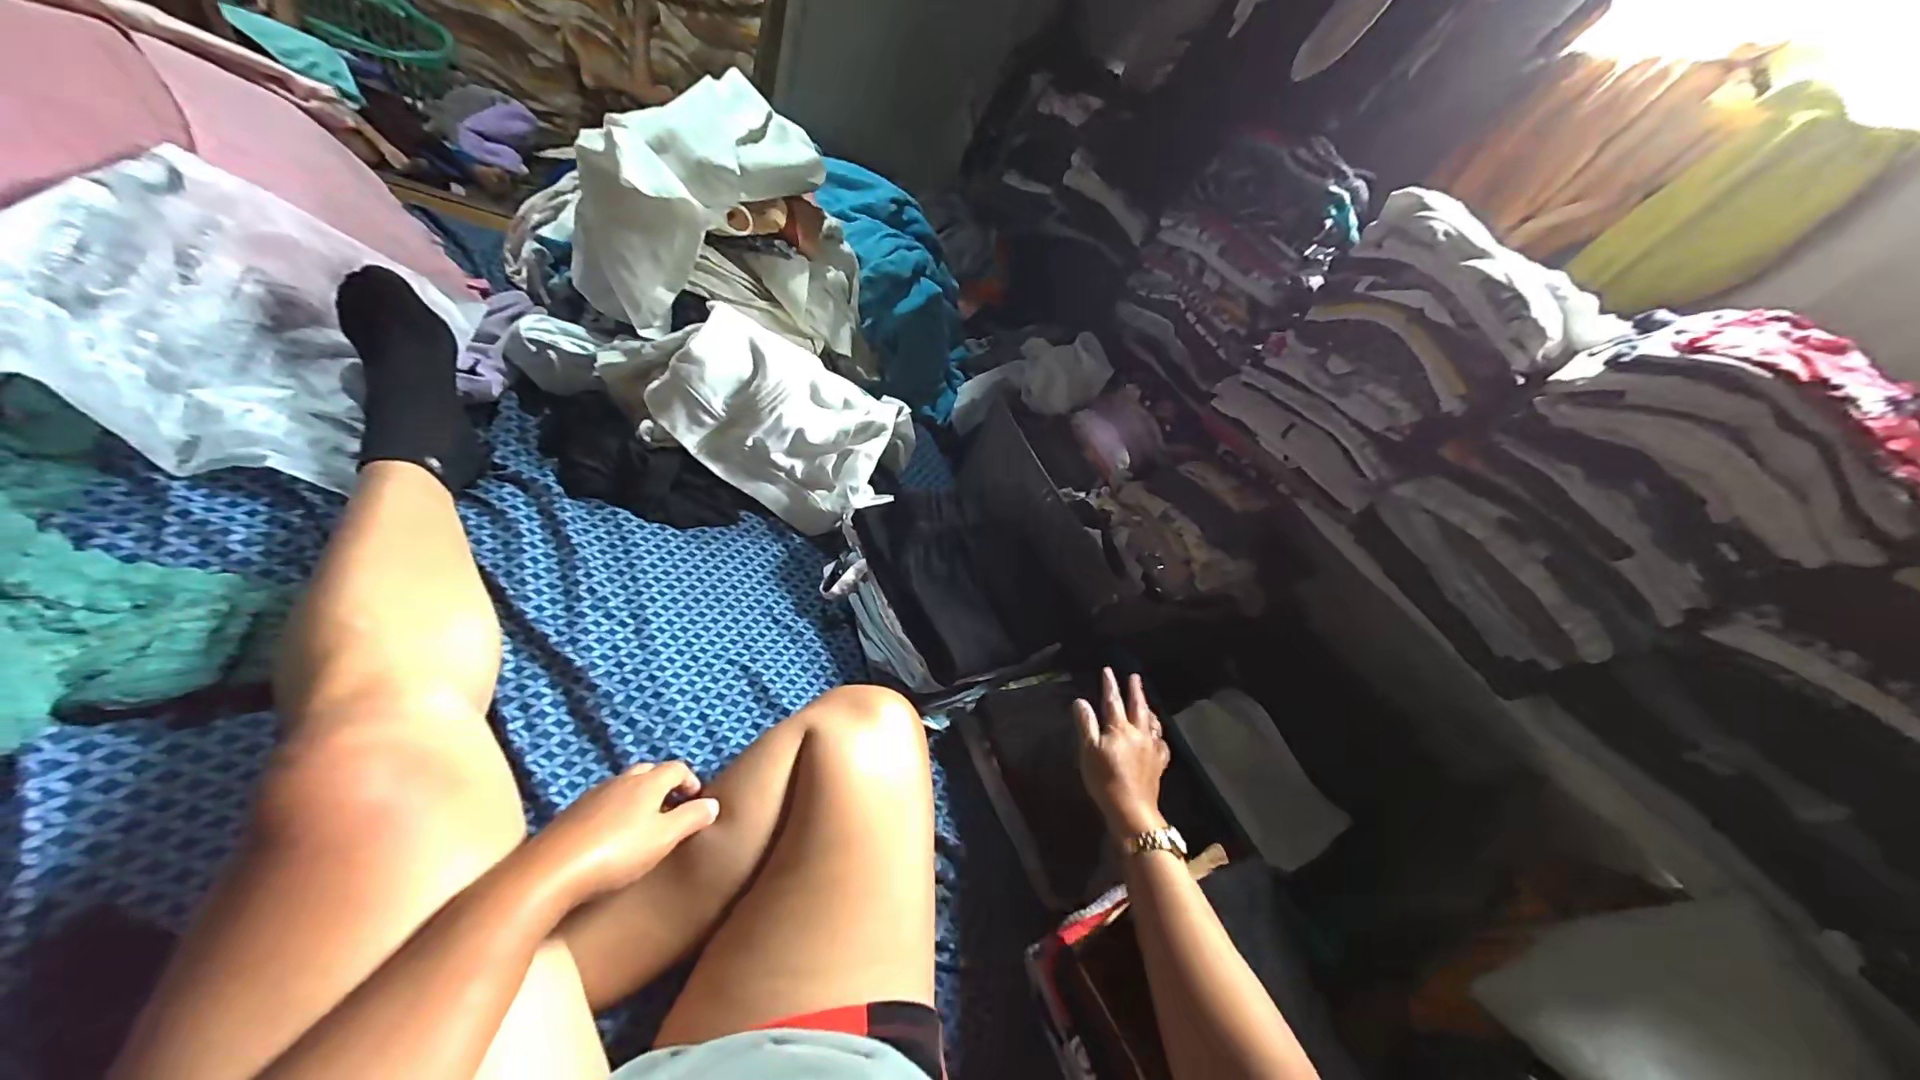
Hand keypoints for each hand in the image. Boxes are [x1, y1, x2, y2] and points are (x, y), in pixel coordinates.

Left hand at [530, 761, 719, 905]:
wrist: (549, 871)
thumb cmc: (617, 852)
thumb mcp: (664, 838)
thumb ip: (691, 818)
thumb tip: (712, 804)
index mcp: (647, 782)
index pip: (676, 767)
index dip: (690, 780)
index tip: (697, 800)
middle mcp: (621, 781)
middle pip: (649, 772)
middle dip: (664, 785)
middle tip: (672, 809)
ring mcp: (593, 796)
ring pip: (624, 787)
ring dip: (639, 798)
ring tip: (644, 825)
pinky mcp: (571, 814)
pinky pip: (604, 803)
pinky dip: (617, 811)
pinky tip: (613, 838)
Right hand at [1075, 668, 1169, 838]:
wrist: (1132, 809)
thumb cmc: (1105, 779)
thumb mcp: (1088, 751)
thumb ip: (1085, 724)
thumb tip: (1080, 701)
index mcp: (1119, 728)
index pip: (1113, 701)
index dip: (1110, 685)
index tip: (1108, 671)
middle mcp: (1138, 733)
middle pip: (1137, 706)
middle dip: (1135, 690)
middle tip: (1135, 677)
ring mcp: (1152, 748)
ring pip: (1152, 723)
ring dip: (1148, 709)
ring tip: (1147, 703)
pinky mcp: (1159, 764)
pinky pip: (1161, 744)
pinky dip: (1158, 736)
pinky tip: (1157, 737)